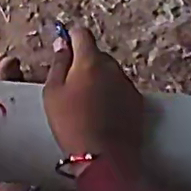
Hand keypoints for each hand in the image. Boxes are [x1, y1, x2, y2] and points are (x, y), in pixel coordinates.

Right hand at [43, 25, 143, 162]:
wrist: (103, 157)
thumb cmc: (70, 122)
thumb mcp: (53, 92)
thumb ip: (58, 63)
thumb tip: (62, 43)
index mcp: (89, 61)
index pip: (82, 34)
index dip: (71, 38)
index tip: (63, 51)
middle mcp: (112, 67)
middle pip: (96, 54)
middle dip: (84, 62)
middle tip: (70, 85)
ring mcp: (127, 84)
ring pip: (109, 72)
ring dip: (98, 78)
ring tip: (85, 102)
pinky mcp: (137, 101)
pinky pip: (119, 88)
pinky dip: (110, 93)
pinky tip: (101, 112)